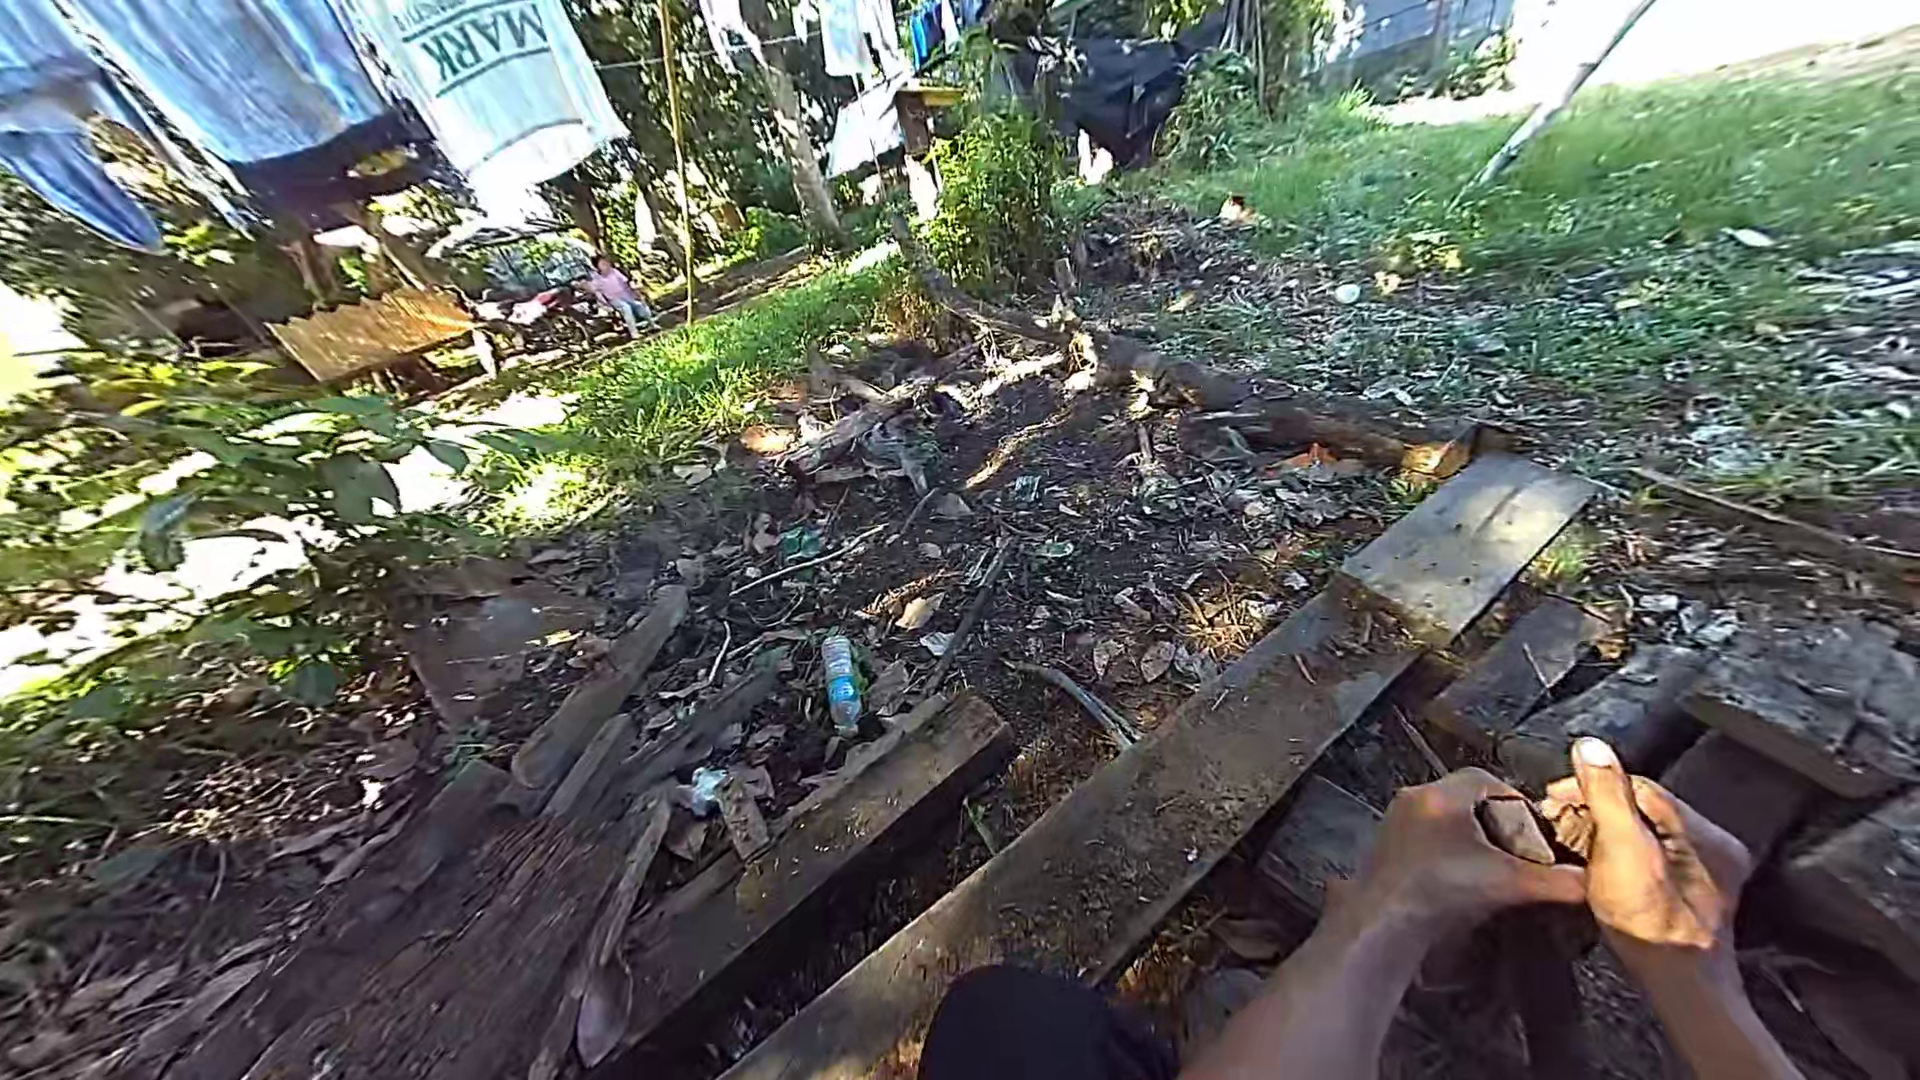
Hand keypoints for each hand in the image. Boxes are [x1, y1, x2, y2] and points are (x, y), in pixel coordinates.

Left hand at [1338, 768, 1586, 937]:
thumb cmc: (1446, 889)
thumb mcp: (1513, 883)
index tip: (1538, 827)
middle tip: (1522, 847)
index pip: (1485, 778)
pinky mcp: (1389, 836)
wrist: (1389, 913)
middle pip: (1465, 795)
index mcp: (1438, 794)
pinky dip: (1452, 844)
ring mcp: (1396, 815)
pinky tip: (1467, 872)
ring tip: (1499, 863)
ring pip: (1446, 813)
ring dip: (1475, 834)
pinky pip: (1428, 829)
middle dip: (1499, 819)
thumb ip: (1562, 881)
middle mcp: (1412, 796)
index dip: (1517, 800)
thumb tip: (1596, 880)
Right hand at [1542, 738, 1752, 983]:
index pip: (1633, 782)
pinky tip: (1591, 855)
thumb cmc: (1649, 920)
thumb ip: (1607, 795)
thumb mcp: (1622, 849)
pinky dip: (1607, 842)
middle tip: (1557, 821)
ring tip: (1570, 840)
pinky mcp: (1681, 879)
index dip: (1586, 786)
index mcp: (1706, 833)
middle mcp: (1711, 843)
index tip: (1554, 801)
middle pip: (1632, 800)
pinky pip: (1637, 841)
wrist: (1673, 979)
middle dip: (1588, 805)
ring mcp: (1699, 863)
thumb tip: (1592, 746)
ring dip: (1593, 824)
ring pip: (1632, 820)